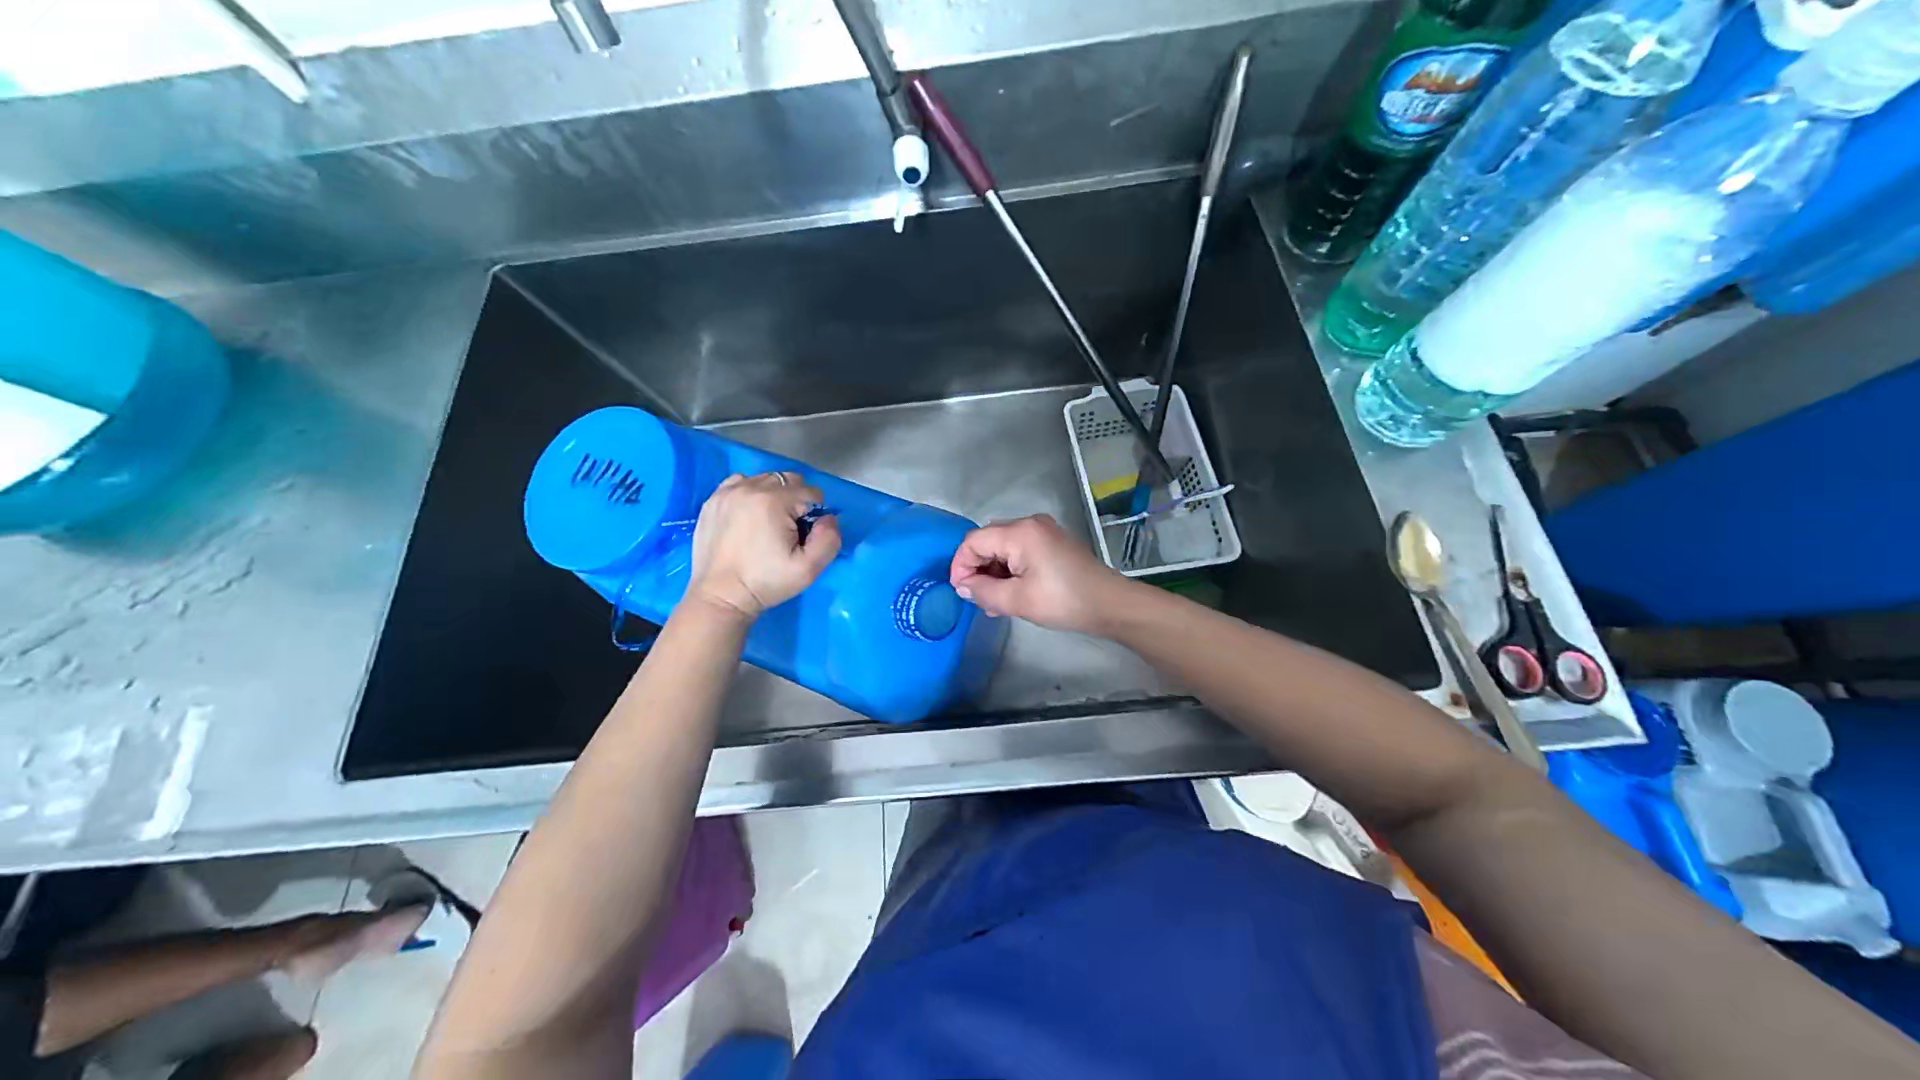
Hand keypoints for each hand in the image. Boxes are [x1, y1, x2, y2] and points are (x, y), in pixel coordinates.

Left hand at [686, 472, 840, 621]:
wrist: (720, 596)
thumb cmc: (765, 583)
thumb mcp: (809, 569)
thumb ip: (829, 539)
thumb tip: (829, 518)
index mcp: (774, 501)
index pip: (812, 493)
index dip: (815, 515)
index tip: (804, 536)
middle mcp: (750, 488)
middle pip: (789, 481)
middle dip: (796, 501)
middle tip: (789, 530)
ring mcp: (728, 492)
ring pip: (765, 480)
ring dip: (774, 495)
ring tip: (768, 524)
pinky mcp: (713, 500)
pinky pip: (740, 483)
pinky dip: (750, 493)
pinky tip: (749, 516)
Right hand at [949, 514, 1130, 634]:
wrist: (1110, 604)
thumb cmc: (1064, 601)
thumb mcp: (1017, 601)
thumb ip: (983, 591)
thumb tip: (963, 586)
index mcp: (1020, 533)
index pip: (974, 541)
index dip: (961, 565)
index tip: (961, 591)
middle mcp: (1030, 524)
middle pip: (988, 540)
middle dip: (977, 569)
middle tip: (977, 598)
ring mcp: (1043, 531)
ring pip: (1003, 546)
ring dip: (993, 572)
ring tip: (994, 602)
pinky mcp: (1052, 542)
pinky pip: (1019, 550)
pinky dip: (1010, 569)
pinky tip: (1010, 593)